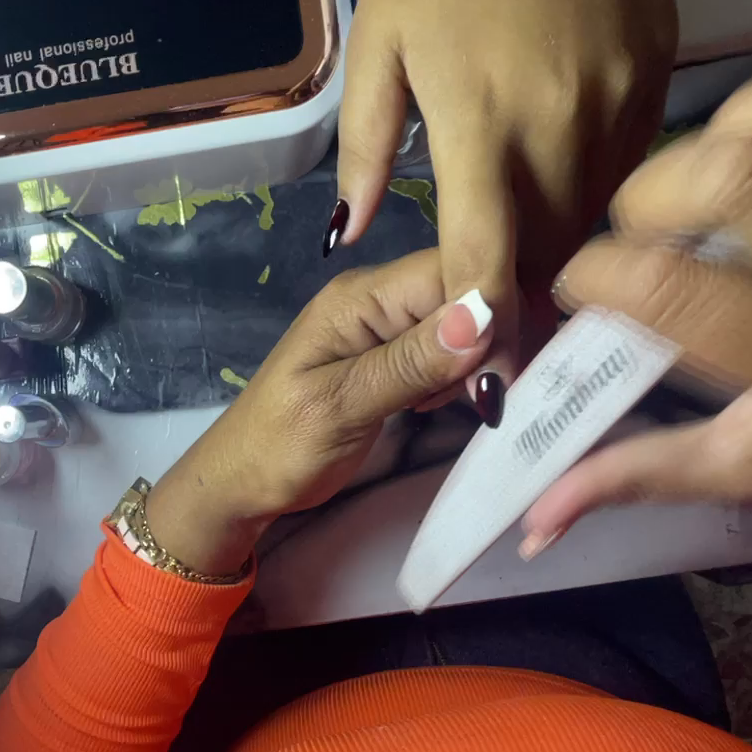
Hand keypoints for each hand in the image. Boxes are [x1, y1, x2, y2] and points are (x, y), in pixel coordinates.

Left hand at [148, 251, 493, 573]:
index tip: (508, 370)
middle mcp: (377, 302)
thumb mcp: (340, 406)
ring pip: (461, 326)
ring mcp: (385, 332)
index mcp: (360, 297)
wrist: (244, 481)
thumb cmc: (278, 446)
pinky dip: (462, 376)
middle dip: (493, 338)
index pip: (452, 270)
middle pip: (463, 292)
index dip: (493, 310)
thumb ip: (408, 363)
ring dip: (481, 360)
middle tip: (496, 394)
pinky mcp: (392, 362)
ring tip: (479, 402)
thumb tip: (483, 315)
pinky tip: (457, 403)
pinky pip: (444, 353)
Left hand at [333, 0, 676, 399]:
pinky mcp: (655, 84)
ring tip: (528, 305)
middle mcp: (561, 128)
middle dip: (523, 317)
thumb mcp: (377, 49)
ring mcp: (618, 107)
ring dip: (557, 270)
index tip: (486, 393)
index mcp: (482, 125)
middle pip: (545, 257)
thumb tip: (353, 228)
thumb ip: (364, 151)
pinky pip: (619, 179)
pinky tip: (561, 221)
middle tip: (501, 366)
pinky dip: (587, 213)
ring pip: (588, 225)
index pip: (486, 257)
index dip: (485, 332)